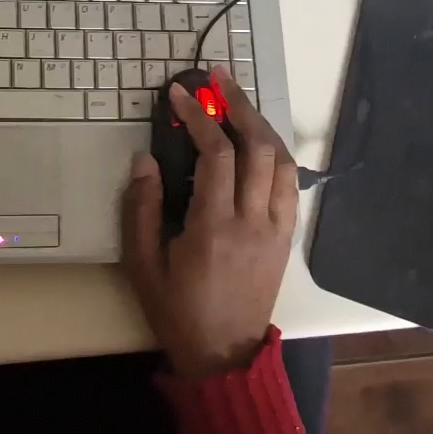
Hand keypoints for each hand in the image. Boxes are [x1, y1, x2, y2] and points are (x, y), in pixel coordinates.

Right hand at [123, 65, 298, 377]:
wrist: (225, 356)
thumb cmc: (177, 309)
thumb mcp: (143, 263)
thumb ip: (142, 208)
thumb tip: (145, 159)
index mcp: (215, 226)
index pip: (217, 153)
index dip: (200, 115)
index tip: (180, 92)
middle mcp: (254, 220)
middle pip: (259, 147)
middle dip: (239, 104)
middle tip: (219, 76)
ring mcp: (277, 228)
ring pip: (282, 161)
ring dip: (262, 125)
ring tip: (239, 102)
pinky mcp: (286, 238)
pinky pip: (290, 184)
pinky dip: (276, 154)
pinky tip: (258, 143)